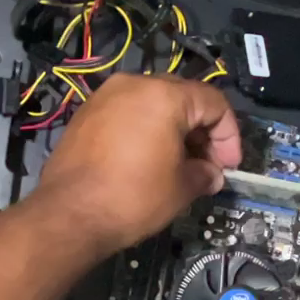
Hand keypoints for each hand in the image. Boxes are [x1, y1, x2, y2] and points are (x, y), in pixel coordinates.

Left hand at [27, 74, 242, 255]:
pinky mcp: (86, 116)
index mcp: (164, 95)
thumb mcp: (180, 189)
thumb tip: (211, 175)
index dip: (229, 136)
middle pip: (183, 99)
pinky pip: (128, 116)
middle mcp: (134, 84)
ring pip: (154, 106)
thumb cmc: (133, 198)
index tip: (229, 167)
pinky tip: (147, 164)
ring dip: (174, 133)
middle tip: (207, 167)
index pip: (214, 102)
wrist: (69, 215)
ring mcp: (105, 97)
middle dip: (201, 133)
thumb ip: (204, 175)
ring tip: (178, 168)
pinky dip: (146, 134)